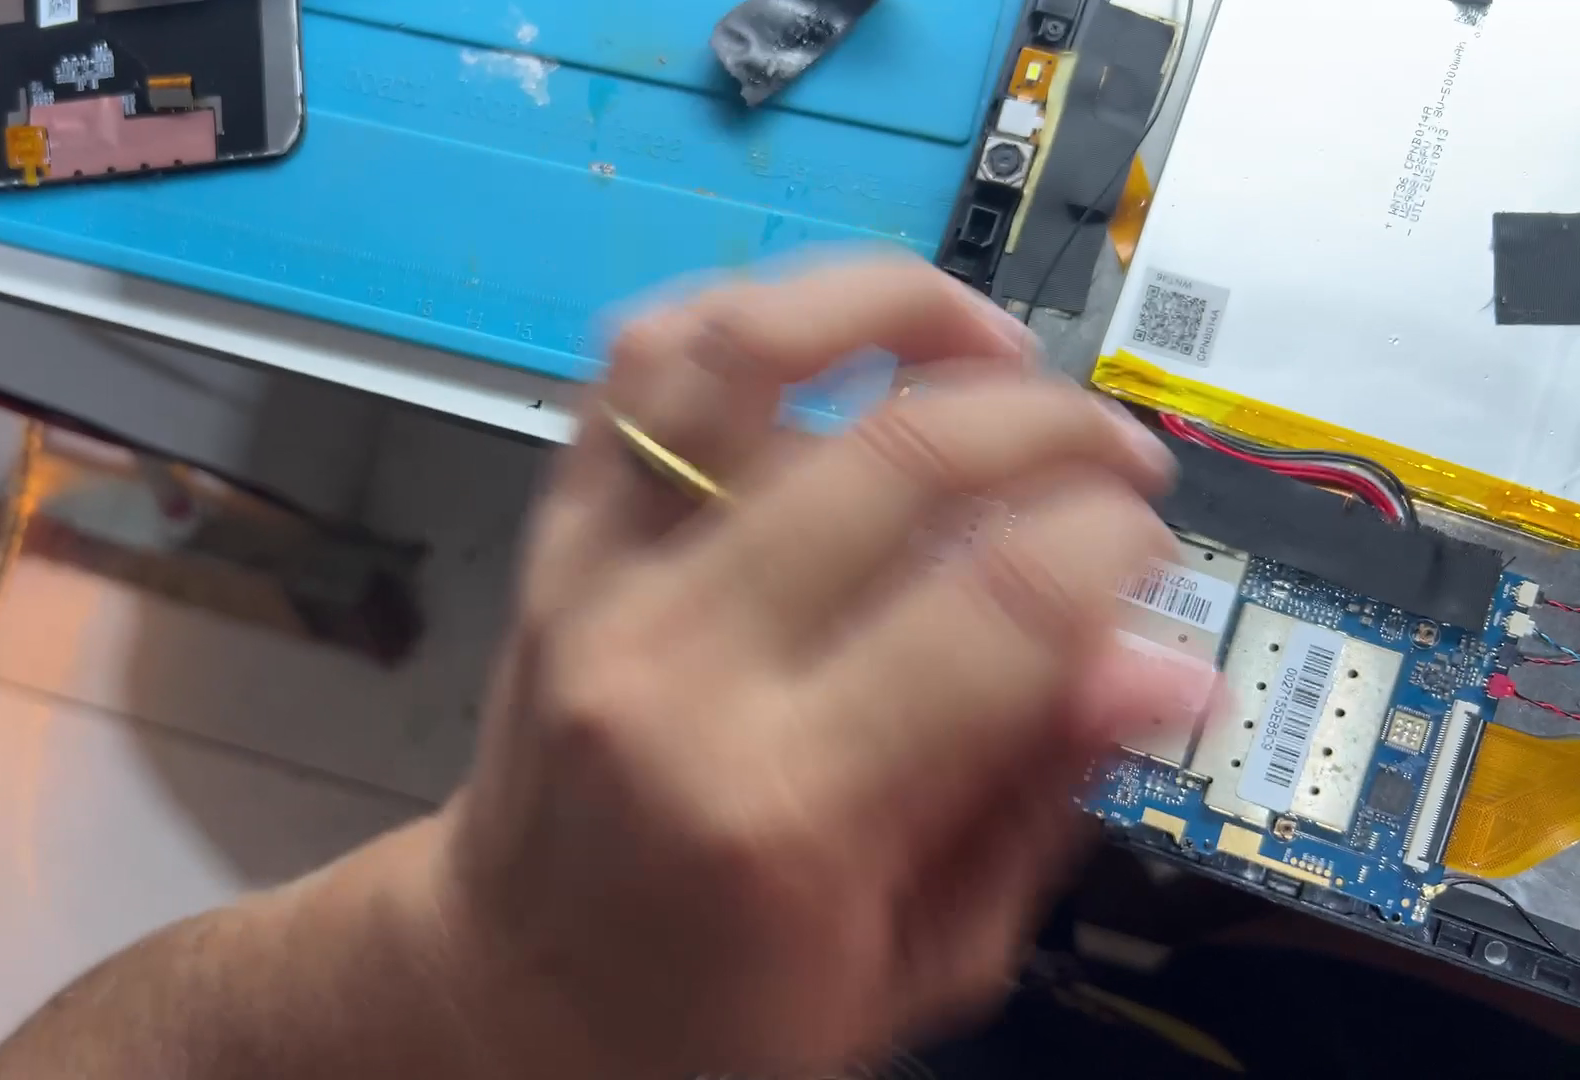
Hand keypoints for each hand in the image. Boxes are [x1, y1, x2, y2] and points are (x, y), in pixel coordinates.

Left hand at [430, 255, 1208, 1076]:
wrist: (516, 973)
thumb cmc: (711, 1004)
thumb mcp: (910, 959)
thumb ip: (1029, 796)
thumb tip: (1158, 658)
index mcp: (783, 805)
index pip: (996, 603)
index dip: (1108, 541)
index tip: (1142, 540)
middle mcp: (675, 662)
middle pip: (892, 456)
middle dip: (1039, 419)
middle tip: (1097, 447)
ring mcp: (592, 578)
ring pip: (732, 356)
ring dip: (878, 304)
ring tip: (968, 338)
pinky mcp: (550, 542)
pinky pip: (630, 375)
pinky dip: (731, 321)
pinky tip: (812, 345)